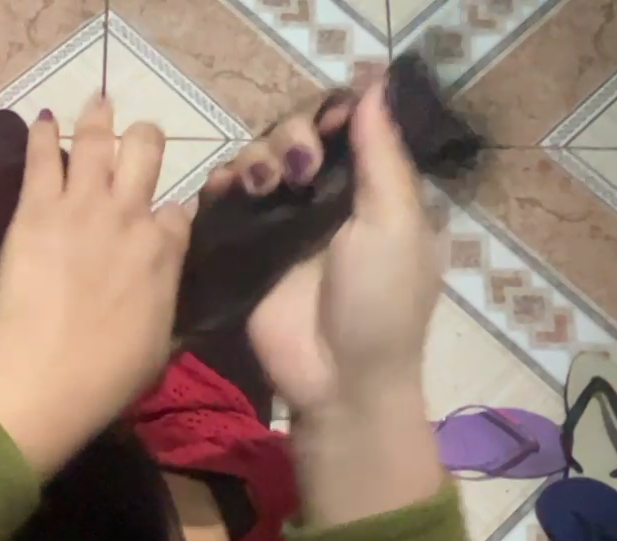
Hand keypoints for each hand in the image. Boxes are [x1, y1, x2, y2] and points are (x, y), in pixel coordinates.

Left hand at [0, 97, 191, 476]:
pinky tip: (42, 122)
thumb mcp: (158, 349)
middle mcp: (131, 216)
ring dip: (99, 118)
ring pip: (98, 138)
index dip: (169, 214)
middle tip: (137, 140)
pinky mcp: (37, 208)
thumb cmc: (108, 376)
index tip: (161, 219)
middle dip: (145, 141)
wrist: (50, 371)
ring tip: (98, 104)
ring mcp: (84, 205)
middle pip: (146, 152)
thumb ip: (163, 309)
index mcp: (165, 254)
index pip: (177, 213)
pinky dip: (44, 135)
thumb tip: (165, 296)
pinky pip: (43, 156)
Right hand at [209, 81, 440, 412]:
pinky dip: (220, 189)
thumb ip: (382, 157)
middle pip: (292, 140)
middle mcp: (321, 203)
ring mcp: (279, 230)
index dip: (328, 115)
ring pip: (256, 167)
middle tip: (296, 167)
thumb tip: (376, 85)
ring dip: (255, 160)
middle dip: (289, 137)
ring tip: (261, 184)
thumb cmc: (380, 303)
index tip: (325, 124)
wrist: (338, 378)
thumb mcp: (396, 224)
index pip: (340, 130)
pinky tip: (222, 189)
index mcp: (366, 191)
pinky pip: (226, 209)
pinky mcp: (245, 256)